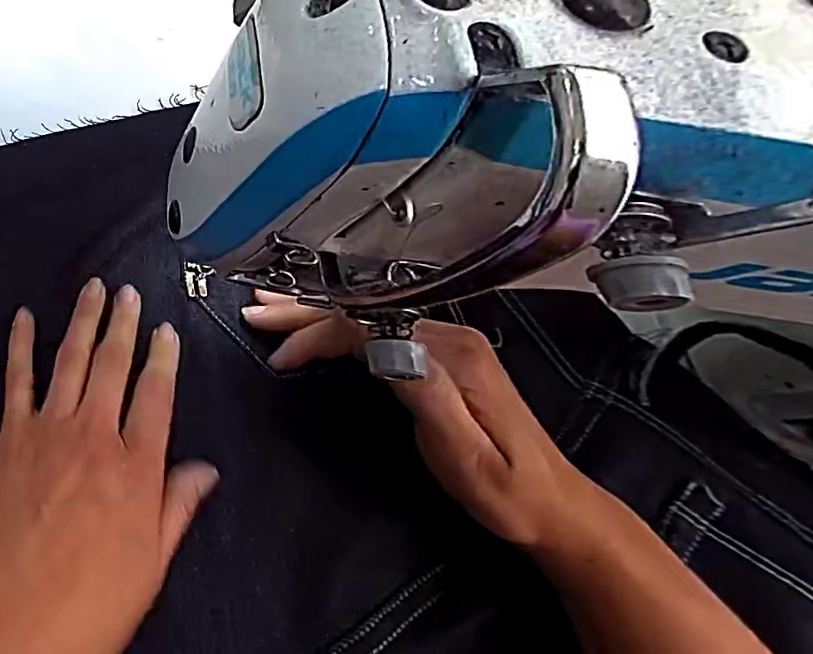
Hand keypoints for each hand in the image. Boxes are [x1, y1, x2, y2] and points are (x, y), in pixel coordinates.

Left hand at [0, 279, 217, 653]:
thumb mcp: (151, 560)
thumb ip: (178, 505)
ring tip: (94, 290)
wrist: (13, 610)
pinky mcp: (16, 434)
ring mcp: (53, 428)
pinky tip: (25, 319)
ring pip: (74, 359)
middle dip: (125, 323)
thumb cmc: (88, 595)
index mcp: (135, 464)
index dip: (163, 357)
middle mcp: (96, 434)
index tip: (166, 332)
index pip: (156, 393)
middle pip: (116, 363)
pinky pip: (19, 379)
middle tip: (130, 294)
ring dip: (85, 320)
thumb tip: (205, 472)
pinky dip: (21, 346)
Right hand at [242, 291, 603, 550]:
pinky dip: (336, 326)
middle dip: (303, 309)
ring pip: (364, 313)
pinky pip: (376, 327)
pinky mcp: (438, 353)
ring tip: (273, 306)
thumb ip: (426, 393)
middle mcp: (445, 334)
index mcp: (449, 353)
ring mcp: (443, 340)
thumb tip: (382, 346)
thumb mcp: (468, 455)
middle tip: (257, 310)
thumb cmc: (509, 493)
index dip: (316, 334)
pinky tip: (316, 327)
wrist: (555, 505)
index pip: (364, 324)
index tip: (280, 356)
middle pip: (360, 309)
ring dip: (314, 311)